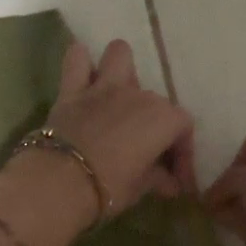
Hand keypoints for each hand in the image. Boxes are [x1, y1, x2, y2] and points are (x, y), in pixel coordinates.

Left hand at [28, 40, 195, 217]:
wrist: (61, 182)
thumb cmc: (110, 188)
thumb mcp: (140, 189)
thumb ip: (158, 179)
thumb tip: (171, 183)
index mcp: (162, 119)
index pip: (183, 128)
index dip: (183, 153)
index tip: (176, 178)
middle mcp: (137, 95)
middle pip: (156, 102)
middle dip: (157, 128)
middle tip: (150, 156)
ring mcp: (103, 88)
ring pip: (119, 55)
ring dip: (123, 70)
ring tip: (121, 96)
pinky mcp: (71, 91)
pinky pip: (76, 60)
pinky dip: (81, 65)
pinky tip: (85, 79)